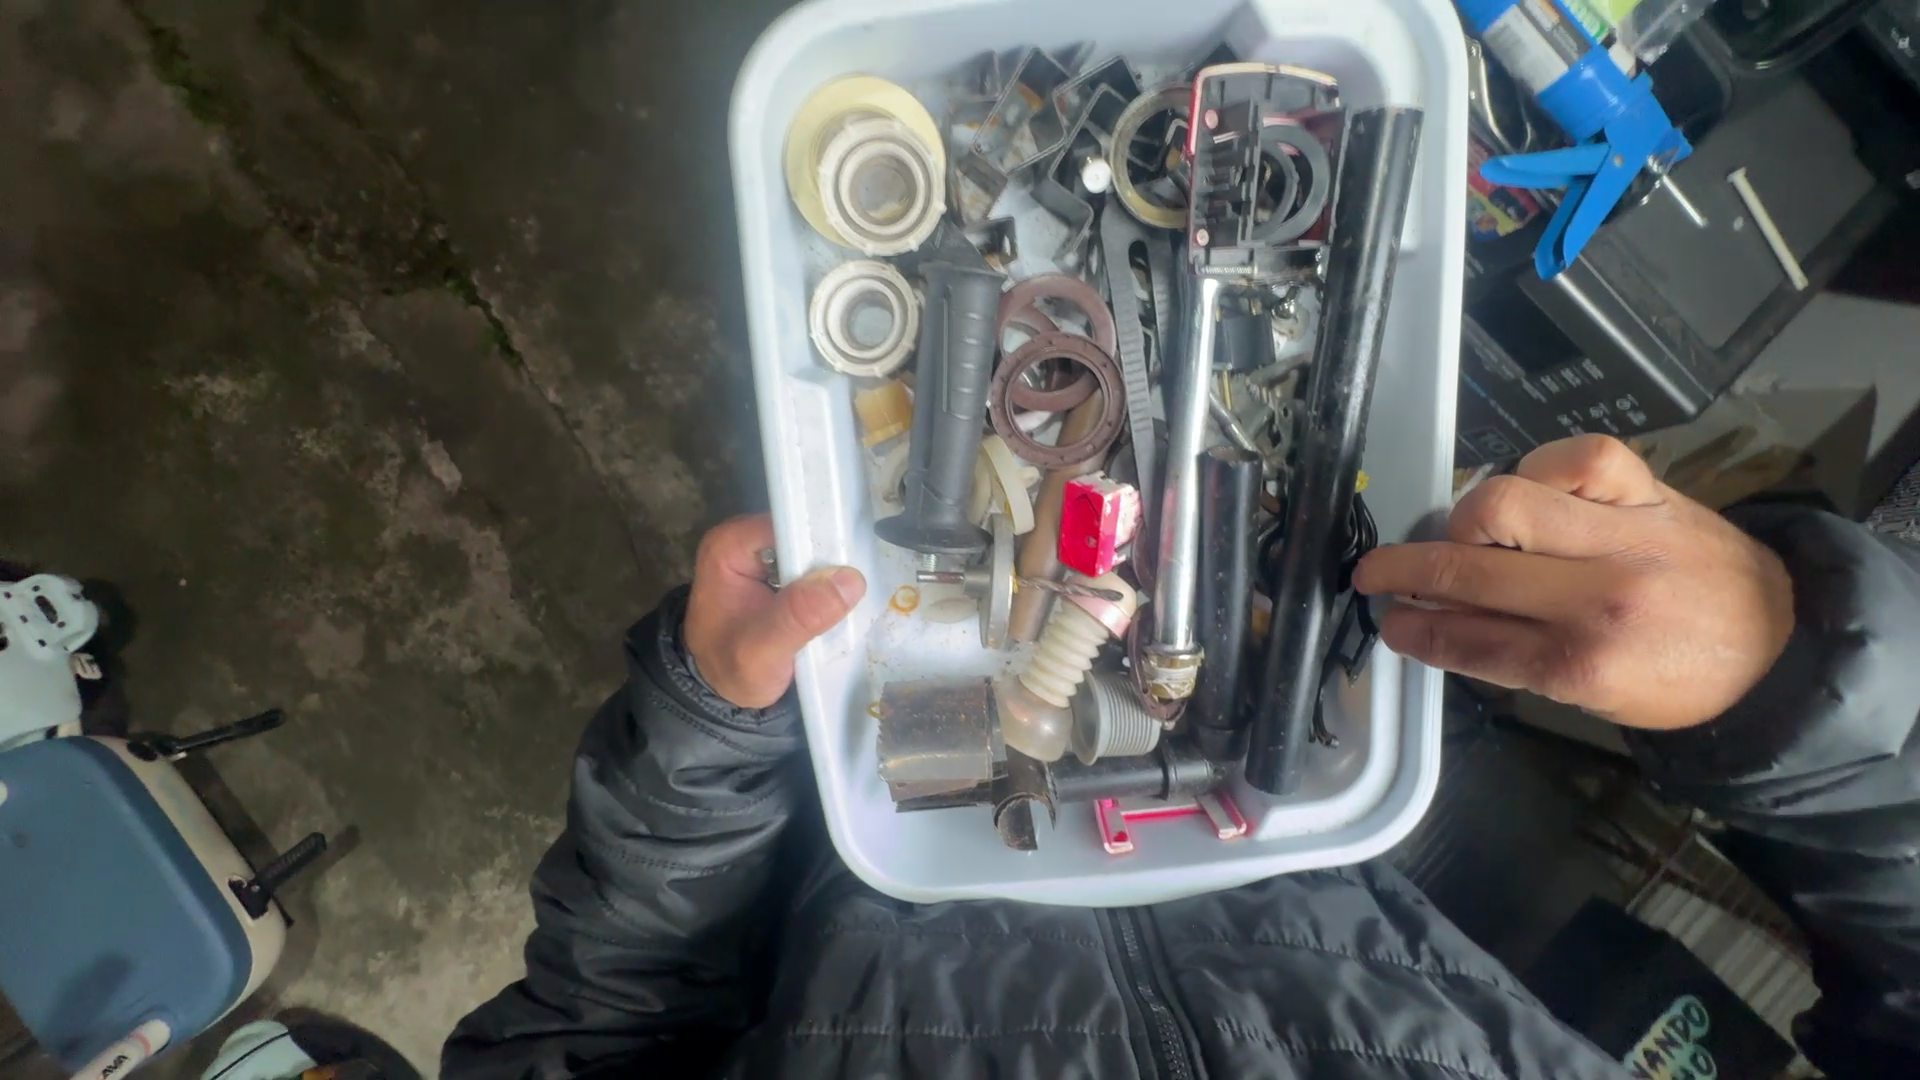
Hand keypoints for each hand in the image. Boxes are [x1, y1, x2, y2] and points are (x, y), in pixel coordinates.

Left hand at [683, 515, 866, 708]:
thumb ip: (800, 616)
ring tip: (858, 596)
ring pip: (816, 550)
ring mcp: (768, 555)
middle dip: (834, 557)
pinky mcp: (784, 573)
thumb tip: (849, 580)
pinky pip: (817, 567)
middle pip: (805, 532)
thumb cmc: (730, 669)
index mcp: (730, 545)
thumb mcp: (761, 650)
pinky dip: (832, 585)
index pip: (788, 523)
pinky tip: (847, 601)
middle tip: (860, 586)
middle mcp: (748, 540)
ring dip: (838, 573)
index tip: (854, 563)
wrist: (722, 692)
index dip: (822, 539)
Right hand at [1353, 435, 1794, 730]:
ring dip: (1464, 522)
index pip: (1464, 640)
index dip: (1410, 630)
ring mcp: (1630, 538)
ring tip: (1468, 537)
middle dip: (1402, 571)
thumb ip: (1501, 654)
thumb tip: (1424, 619)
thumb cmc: (1672, 678)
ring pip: (1504, 502)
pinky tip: (1534, 492)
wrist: (1786, 646)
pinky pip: (1577, 458)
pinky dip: (1539, 469)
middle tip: (1377, 573)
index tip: (1386, 621)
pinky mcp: (1654, 494)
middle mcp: (1602, 599)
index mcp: (1585, 664)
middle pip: (1467, 572)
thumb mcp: (1583, 692)